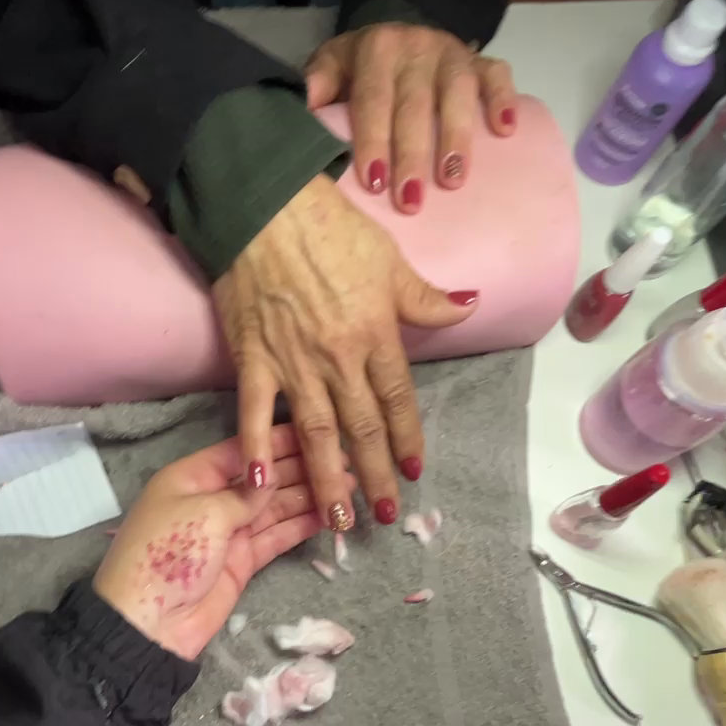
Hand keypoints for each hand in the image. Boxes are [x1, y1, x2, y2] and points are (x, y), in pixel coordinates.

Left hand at [94, 425, 338, 659]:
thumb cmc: (168, 554)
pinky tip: (329, 514)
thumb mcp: (204, 512)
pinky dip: (300, 526)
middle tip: (344, 459)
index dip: (278, 441)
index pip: (242, 450)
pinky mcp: (242, 561)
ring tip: (347, 485)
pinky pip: (275, 536)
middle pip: (261, 478)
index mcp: (191, 477)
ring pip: (273, 508)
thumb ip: (243, 494)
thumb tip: (275, 476)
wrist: (149, 624)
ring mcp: (229, 532)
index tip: (316, 431)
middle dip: (299, 469)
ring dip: (307, 496)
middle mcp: (212, 499)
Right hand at [214, 176, 475, 531]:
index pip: (398, 398)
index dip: (407, 438)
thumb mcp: (390, 259)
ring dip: (329, 479)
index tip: (414, 472)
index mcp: (376, 334)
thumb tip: (472, 306)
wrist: (264, 206)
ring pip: (317, 432)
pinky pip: (255, 413)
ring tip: (337, 519)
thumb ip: (427, 298)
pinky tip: (258, 486)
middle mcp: (339, 359)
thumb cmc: (329, 228)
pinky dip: (256, 448)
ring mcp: (294, 364)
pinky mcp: (254, 361)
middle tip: (384, 515)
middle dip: (375, 474)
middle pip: (362, 427)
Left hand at [305, 22, 517, 212]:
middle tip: (411, 201)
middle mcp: (415, 48)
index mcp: (376, 51)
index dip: (373, 142)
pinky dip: (503, 100)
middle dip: (412, 156)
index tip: (373, 182)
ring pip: (457, 94)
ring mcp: (451, 54)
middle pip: (414, 106)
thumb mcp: (330, 70)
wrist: (393, 40)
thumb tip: (300, 111)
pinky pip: (497, 75)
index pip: (373, 101)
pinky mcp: (479, 61)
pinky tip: (505, 132)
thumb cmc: (357, 71)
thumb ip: (317, 89)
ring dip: (457, 138)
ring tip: (453, 180)